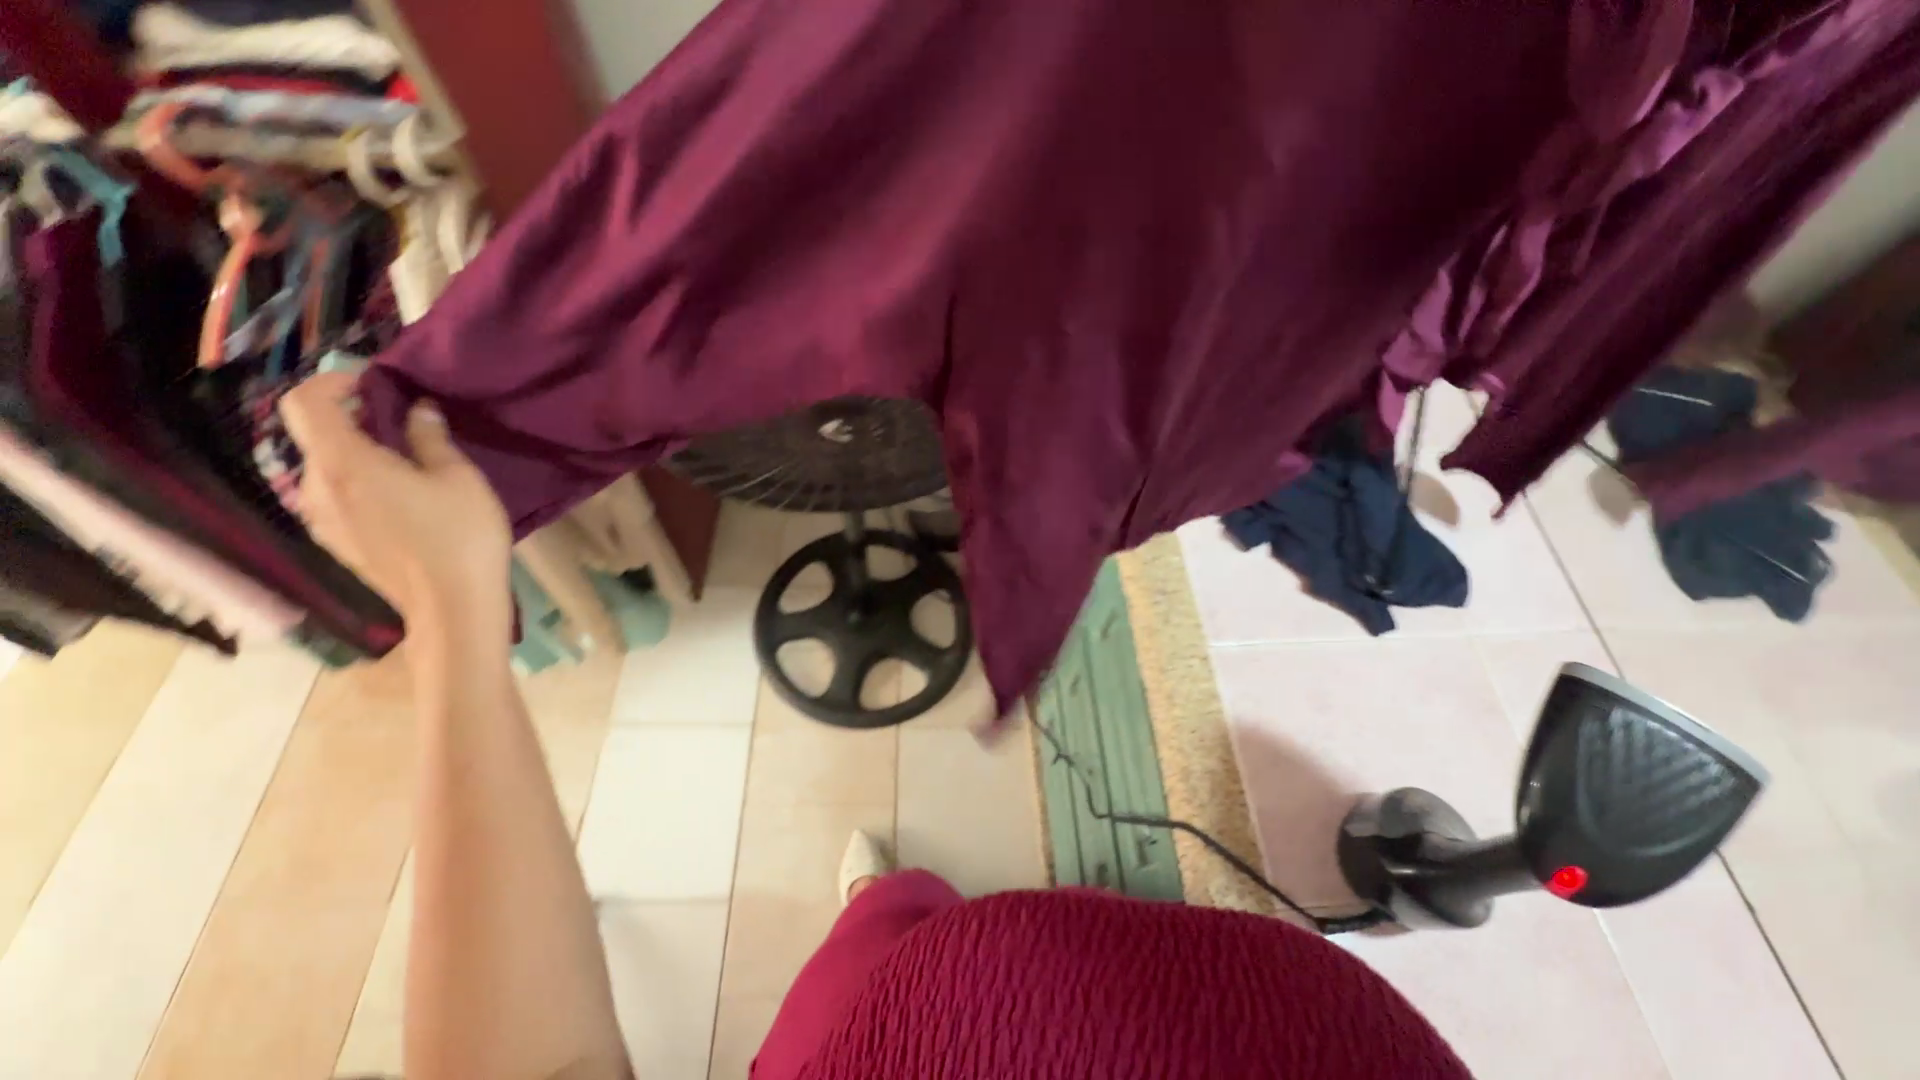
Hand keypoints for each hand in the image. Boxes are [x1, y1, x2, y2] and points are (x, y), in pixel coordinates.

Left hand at [279, 373, 512, 649]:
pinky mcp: (336, 545)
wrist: (452, 609)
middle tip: (401, 425)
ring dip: (356, 455)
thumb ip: (430, 438)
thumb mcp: (459, 478)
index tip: (374, 386)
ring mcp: (321, 521)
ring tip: (405, 465)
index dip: (332, 382)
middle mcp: (317, 489)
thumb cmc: (460, 536)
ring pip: (325, 469)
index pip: (303, 402)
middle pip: (314, 436)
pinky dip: (358, 485)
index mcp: (344, 464)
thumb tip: (416, 412)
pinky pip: (335, 499)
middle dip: (351, 420)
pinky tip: (400, 501)